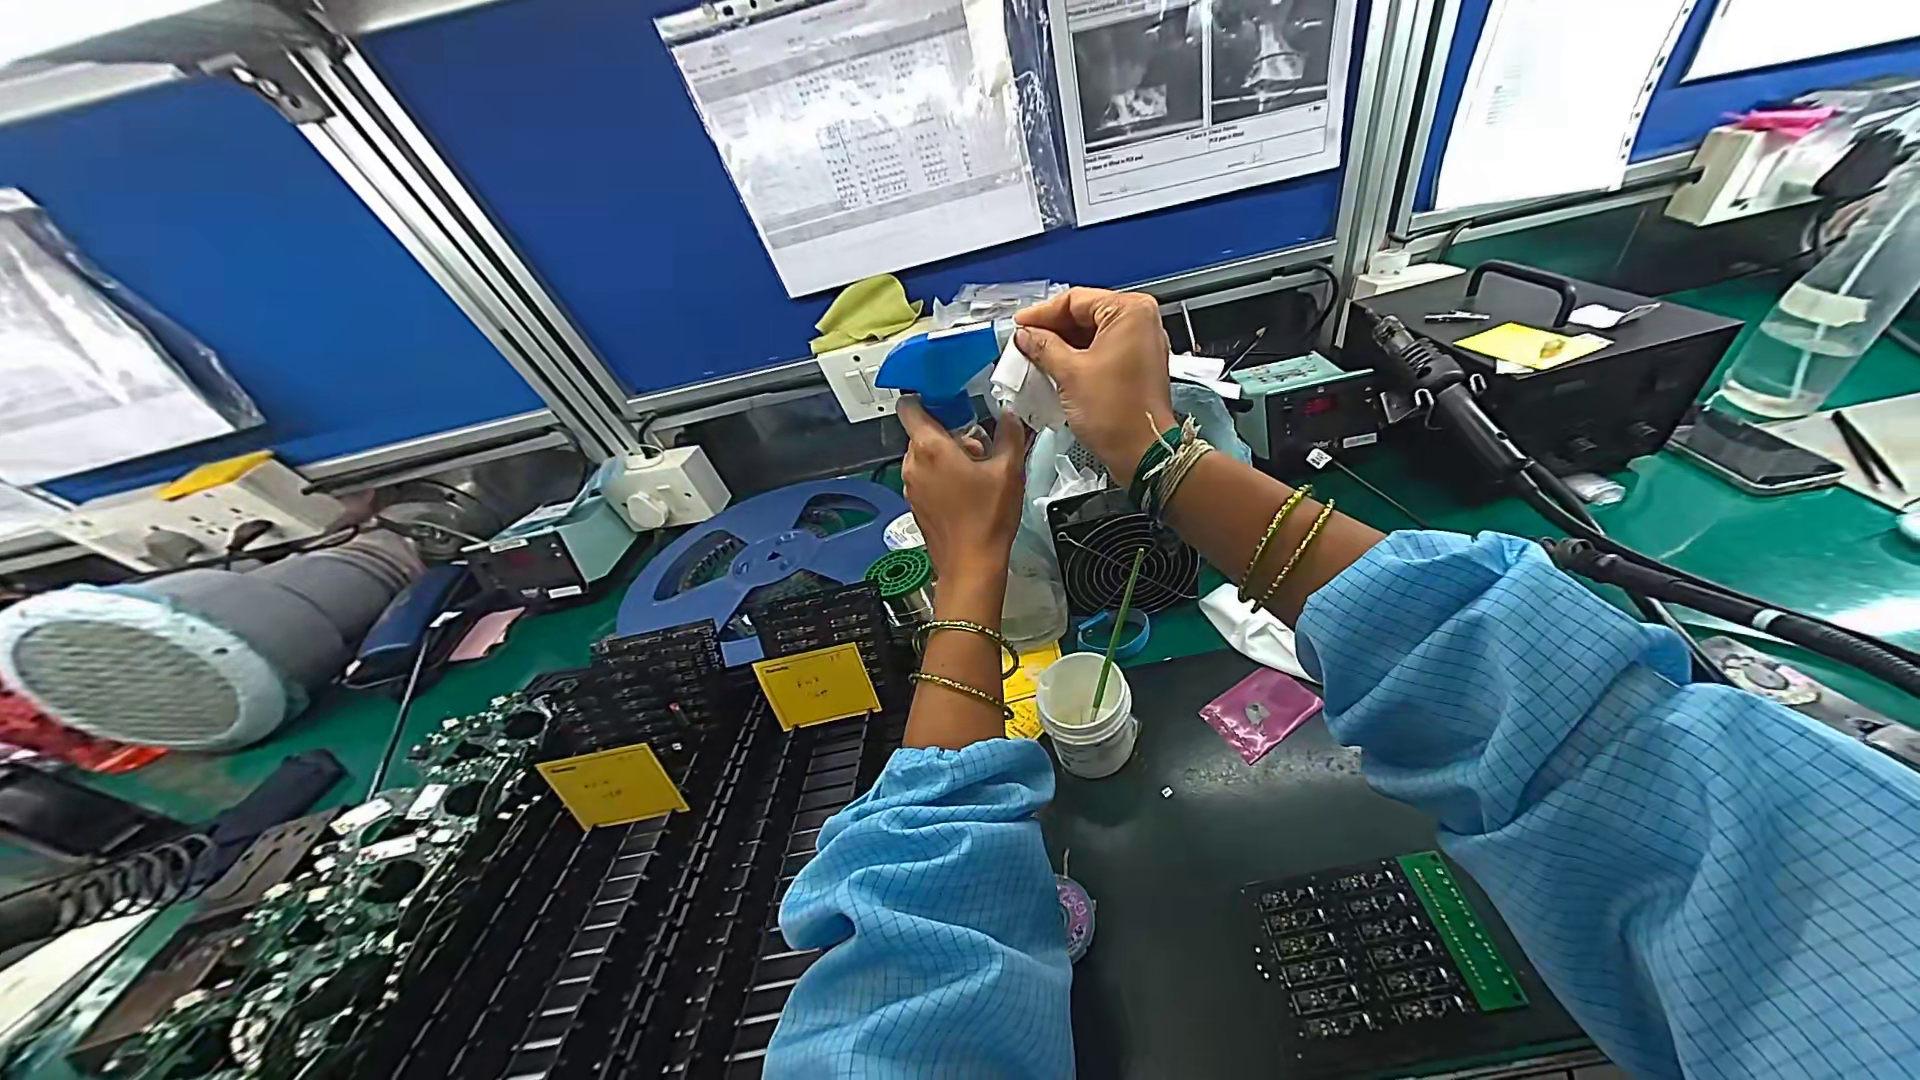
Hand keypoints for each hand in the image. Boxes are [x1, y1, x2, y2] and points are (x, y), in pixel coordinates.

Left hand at [897, 398, 1030, 584]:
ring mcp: (911, 486)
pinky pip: (925, 477)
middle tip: (978, 446)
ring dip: (946, 455)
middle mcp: (913, 465)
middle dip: (949, 432)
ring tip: (976, 471)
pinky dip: (942, 476)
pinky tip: (967, 490)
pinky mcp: (916, 503)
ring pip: (924, 456)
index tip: (946, 399)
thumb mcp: (1008, 470)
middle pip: (923, 432)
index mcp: (930, 449)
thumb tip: (1010, 418)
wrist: (970, 564)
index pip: (910, 407)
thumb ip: (1009, 435)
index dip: (926, 397)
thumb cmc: (985, 520)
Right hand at [1013, 287, 1175, 486]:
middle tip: (1024, 342)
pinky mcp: (1136, 367)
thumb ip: (1044, 347)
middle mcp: (1140, 323)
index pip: (1075, 300)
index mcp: (1130, 312)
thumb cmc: (1118, 414)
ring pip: (1091, 335)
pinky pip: (1101, 352)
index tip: (1021, 324)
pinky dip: (1077, 359)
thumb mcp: (1070, 374)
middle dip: (1051, 330)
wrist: (1141, 452)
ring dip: (1062, 346)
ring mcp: (1140, 345)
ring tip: (1035, 358)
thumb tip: (1027, 336)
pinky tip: (1055, 370)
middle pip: (1084, 315)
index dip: (1042, 313)